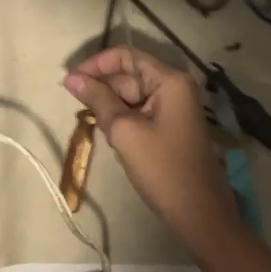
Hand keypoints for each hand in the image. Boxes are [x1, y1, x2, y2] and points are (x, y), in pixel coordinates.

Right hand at [65, 47, 239, 243]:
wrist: (200, 215)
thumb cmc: (163, 168)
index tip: (71, 81)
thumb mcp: (124, 131)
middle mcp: (175, 87)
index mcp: (170, 80)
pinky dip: (124, 121)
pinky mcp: (171, 126)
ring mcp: (174, 107)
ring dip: (112, 109)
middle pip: (128, 75)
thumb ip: (98, 99)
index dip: (96, 64)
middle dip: (104, 91)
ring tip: (101, 130)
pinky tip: (115, 139)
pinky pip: (140, 112)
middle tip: (82, 113)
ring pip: (131, 96)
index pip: (126, 55)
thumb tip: (71, 77)